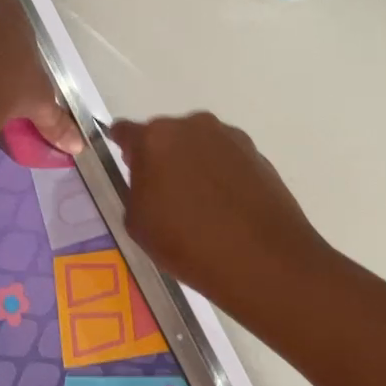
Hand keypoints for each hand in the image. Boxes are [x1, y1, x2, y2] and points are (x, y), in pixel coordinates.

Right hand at [108, 113, 333, 307]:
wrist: (263, 260)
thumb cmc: (187, 244)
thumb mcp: (138, 223)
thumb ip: (135, 189)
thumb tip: (147, 178)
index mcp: (154, 139)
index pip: (125, 132)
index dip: (123, 148)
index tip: (125, 166)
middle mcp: (192, 126)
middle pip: (165, 136)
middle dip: (161, 158)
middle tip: (164, 195)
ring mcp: (229, 137)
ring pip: (198, 145)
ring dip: (193, 164)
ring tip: (200, 206)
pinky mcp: (257, 153)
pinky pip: (226, 158)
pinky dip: (221, 175)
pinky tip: (226, 208)